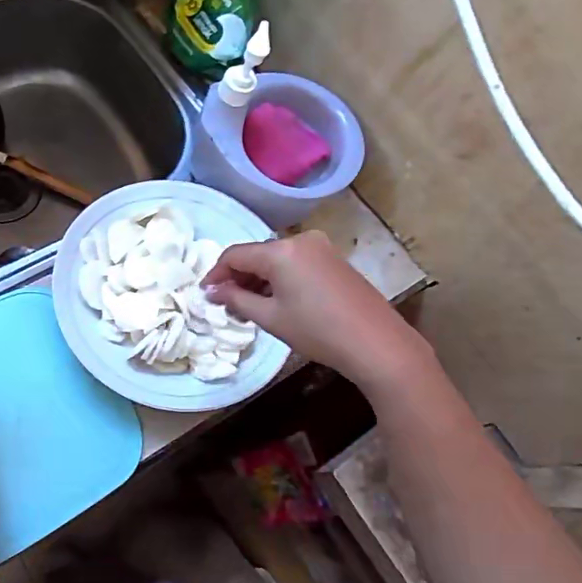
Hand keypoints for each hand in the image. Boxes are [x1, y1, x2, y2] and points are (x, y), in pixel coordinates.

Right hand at [203, 230, 433, 394]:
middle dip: (237, 277)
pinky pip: (294, 263)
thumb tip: (213, 292)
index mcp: (281, 251)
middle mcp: (300, 240)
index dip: (216, 274)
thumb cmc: (317, 330)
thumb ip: (236, 300)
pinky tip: (274, 301)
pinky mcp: (333, 259)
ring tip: (248, 307)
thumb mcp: (269, 317)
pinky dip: (278, 279)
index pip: (235, 255)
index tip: (206, 295)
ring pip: (275, 259)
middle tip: (225, 304)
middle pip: (256, 254)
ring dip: (258, 279)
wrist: (375, 342)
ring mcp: (320, 248)